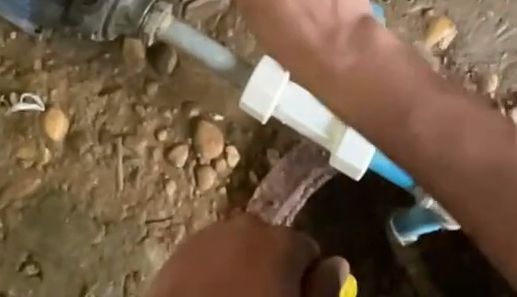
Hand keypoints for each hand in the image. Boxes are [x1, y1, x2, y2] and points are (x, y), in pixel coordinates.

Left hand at [145, 214, 349, 296]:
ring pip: (238, 248)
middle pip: (271, 244)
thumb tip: (337, 263)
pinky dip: (213, 272)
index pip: (308, 250)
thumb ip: (323, 291)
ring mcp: (209, 235)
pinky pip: (209, 256)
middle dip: (273, 269)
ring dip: (242, 269)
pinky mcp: (180, 251)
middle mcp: (245, 225)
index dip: (306, 280)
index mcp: (280, 240)